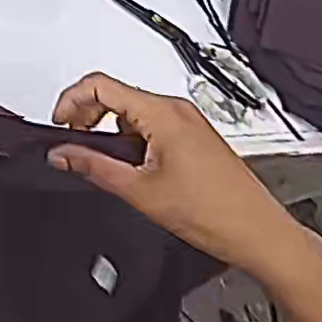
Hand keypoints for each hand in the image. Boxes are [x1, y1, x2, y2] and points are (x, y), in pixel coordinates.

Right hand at [47, 72, 321, 291]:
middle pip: (113, 93)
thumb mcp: (139, 191)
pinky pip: (149, 121)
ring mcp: (187, 120)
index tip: (59, 123)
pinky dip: (129, 135)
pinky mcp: (193, 134)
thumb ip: (92, 166)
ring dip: (108, 127)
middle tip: (72, 141)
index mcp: (162, 113)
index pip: (99, 85)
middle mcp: (176, 109)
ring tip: (101, 158)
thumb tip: (61, 155)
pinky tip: (129, 163)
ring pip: (130, 108)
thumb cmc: (217, 214)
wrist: (262, 236)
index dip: (70, 101)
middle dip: (85, 114)